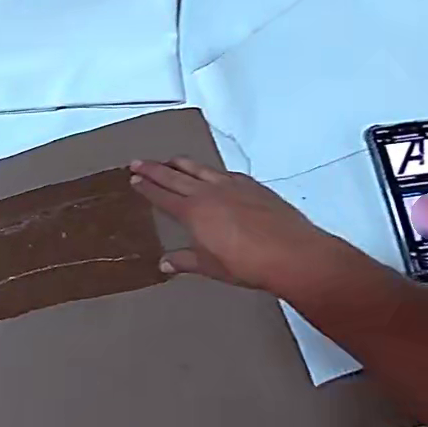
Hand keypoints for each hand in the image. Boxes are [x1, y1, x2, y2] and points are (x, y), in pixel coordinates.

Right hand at [128, 158, 347, 293]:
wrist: (293, 255)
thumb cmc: (248, 264)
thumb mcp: (209, 266)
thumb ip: (184, 261)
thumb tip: (165, 264)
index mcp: (192, 211)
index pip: (161, 195)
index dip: (145, 186)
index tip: (134, 179)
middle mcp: (208, 193)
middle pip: (173, 175)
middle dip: (153, 168)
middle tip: (138, 162)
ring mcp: (231, 186)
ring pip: (198, 168)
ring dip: (180, 163)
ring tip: (170, 160)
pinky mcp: (252, 186)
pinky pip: (224, 172)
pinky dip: (210, 170)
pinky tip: (212, 173)